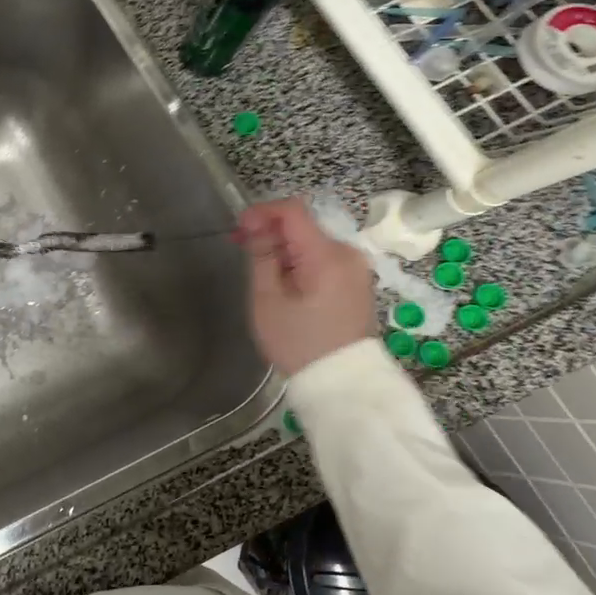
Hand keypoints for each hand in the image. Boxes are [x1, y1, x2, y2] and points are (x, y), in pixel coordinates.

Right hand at [237, 198, 375, 375]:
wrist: (342, 383)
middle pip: (303, 225)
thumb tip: (256, 224)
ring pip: (312, 241)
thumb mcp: (268, 299)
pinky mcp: (356, 281)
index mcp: (327, 256)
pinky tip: (284, 280)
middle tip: (241, 248)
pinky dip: (300, 260)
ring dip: (284, 247)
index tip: (239, 227)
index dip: (262, 211)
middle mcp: (348, 254)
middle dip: (270, 231)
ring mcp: (356, 268)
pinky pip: (323, 257)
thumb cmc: (299, 342)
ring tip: (260, 269)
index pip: (293, 211)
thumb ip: (262, 255)